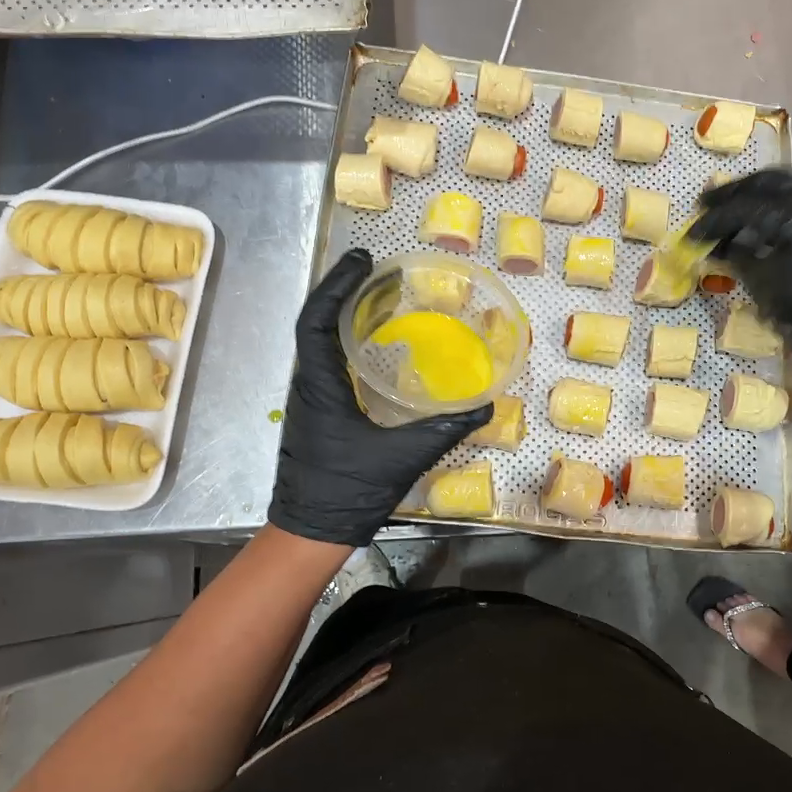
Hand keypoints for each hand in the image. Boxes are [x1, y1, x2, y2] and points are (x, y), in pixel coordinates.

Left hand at [268, 250, 492, 546]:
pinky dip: (346, 340)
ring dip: (343, 314)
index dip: (337, 284)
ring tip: (379, 297)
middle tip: (377, 270)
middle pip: (317, 322)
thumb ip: (444, 430)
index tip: (363, 260)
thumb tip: (484, 407)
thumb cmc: (348, 491)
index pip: (317, 320)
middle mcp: (308, 384)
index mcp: (319, 386)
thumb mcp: (402, 458)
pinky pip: (327, 362)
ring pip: (319, 341)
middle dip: (344, 290)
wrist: (312, 530)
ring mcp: (309, 399)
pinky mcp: (316, 413)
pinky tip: (375, 345)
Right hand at [687, 170, 791, 357]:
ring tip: (738, 203)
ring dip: (762, 190)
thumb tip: (722, 245)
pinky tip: (770, 215)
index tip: (693, 231)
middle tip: (709, 203)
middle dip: (735, 192)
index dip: (715, 220)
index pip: (746, 208)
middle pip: (769, 184)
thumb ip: (741, 256)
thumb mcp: (764, 285)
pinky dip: (785, 199)